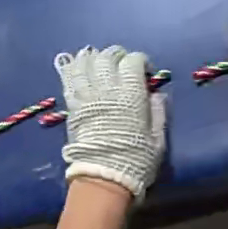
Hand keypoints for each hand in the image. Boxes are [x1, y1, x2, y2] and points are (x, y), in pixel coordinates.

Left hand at [55, 47, 166, 197]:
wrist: (103, 174)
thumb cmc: (135, 159)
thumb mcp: (157, 137)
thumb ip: (158, 113)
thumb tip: (157, 93)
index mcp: (130, 96)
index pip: (132, 62)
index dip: (139, 60)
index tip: (144, 68)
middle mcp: (107, 90)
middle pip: (107, 59)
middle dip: (116, 54)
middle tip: (120, 60)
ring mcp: (86, 96)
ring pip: (85, 65)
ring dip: (91, 57)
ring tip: (96, 56)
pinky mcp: (72, 105)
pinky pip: (69, 79)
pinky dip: (71, 67)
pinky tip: (73, 61)